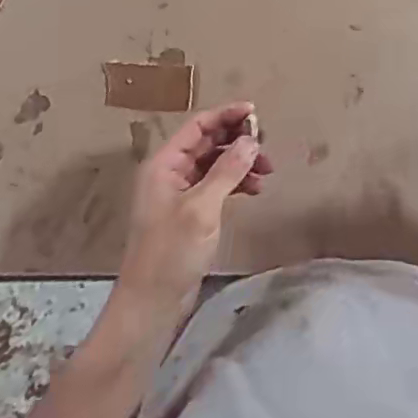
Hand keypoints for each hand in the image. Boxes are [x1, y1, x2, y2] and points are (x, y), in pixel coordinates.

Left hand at [117, 102, 273, 310]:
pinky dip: (236, 182)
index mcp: (164, 164)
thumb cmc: (170, 253)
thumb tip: (251, 140)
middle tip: (266, 145)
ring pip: (215, 163)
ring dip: (240, 162)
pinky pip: (217, 185)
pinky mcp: (191, 213)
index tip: (255, 112)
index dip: (225, 115)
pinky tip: (254, 189)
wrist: (151, 306)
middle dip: (237, 140)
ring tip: (267, 170)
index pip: (197, 126)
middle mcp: (171, 173)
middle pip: (208, 142)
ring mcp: (180, 193)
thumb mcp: (201, 208)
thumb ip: (227, 171)